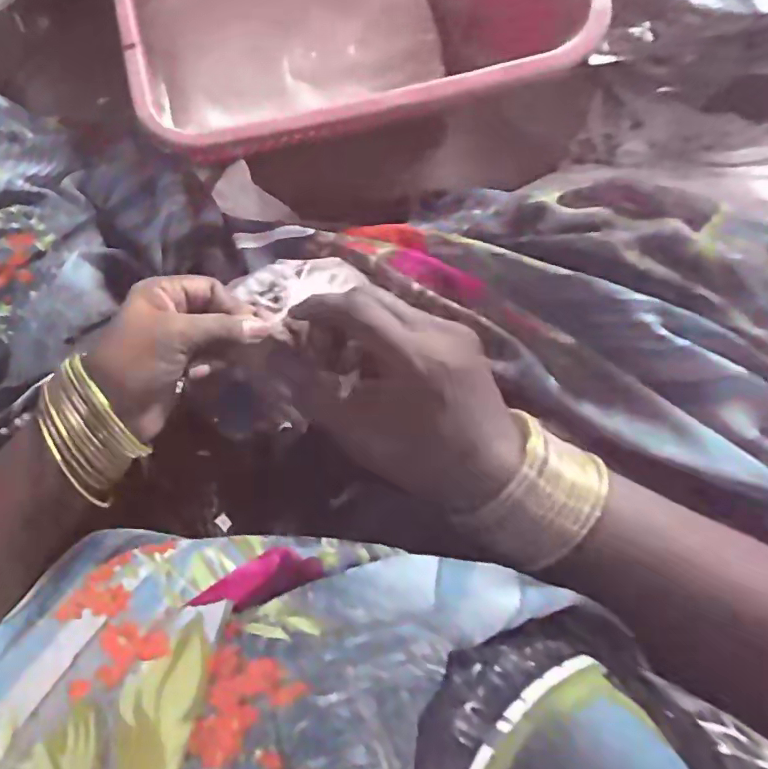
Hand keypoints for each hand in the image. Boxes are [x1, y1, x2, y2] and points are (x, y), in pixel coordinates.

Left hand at [83, 276, 274, 442]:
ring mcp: (174, 340)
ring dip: (226, 347)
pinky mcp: (179, 365)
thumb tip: (266, 326)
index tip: (256, 324)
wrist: (112, 406)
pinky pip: (207, 358)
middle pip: (214, 312)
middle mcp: (169, 311)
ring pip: (213, 337)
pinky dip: (213, 364)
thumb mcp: (179, 334)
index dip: (233, 304)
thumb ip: (222, 327)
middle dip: (234, 326)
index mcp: (161, 292)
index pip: (209, 288)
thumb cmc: (140, 358)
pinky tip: (211, 373)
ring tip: (240, 358)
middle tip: (259, 342)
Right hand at [276, 286, 523, 512]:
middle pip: (369, 295)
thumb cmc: (420, 458)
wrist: (496, 473)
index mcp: (413, 354)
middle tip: (314, 339)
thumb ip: (310, 388)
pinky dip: (378, 326)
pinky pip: (406, 315)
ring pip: (388, 302)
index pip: (353, 306)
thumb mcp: (354, 429)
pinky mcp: (460, 333)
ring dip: (355, 318)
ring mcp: (453, 327)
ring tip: (341, 351)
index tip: (292, 320)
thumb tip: (272, 356)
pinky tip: (372, 357)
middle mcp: (437, 329)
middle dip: (332, 311)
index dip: (315, 307)